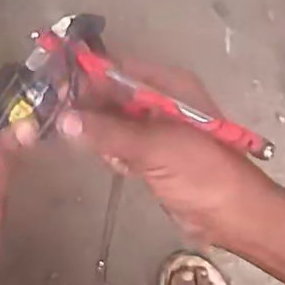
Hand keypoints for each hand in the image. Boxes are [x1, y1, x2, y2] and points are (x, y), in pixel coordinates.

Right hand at [58, 60, 283, 247]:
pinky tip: (115, 164)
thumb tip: (64, 119)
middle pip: (109, 94)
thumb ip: (107, 131)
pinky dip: (108, 150)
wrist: (233, 215)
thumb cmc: (202, 172)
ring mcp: (154, 129)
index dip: (85, 74)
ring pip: (110, 120)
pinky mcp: (149, 154)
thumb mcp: (154, 146)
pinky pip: (117, 143)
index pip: (117, 69)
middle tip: (53, 116)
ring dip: (94, 130)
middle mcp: (158, 102)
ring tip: (78, 141)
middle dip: (84, 105)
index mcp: (167, 86)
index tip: (52, 84)